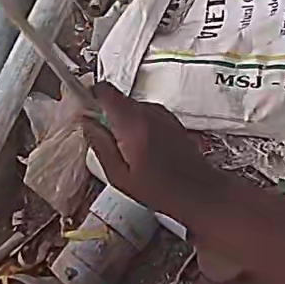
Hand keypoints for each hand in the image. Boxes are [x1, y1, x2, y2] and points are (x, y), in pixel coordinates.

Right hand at [82, 83, 230, 224]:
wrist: (199, 192)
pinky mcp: (170, 119)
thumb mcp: (118, 175)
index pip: (104, 91)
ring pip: (130, 108)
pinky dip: (137, 127)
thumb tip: (85, 123)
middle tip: (105, 143)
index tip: (85, 114)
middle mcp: (149, 111)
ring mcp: (162, 113)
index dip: (90, 97)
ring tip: (127, 153)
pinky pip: (144, 115)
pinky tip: (142, 151)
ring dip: (122, 124)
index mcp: (133, 122)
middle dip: (106, 117)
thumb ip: (100, 144)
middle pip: (117, 100)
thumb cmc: (159, 189)